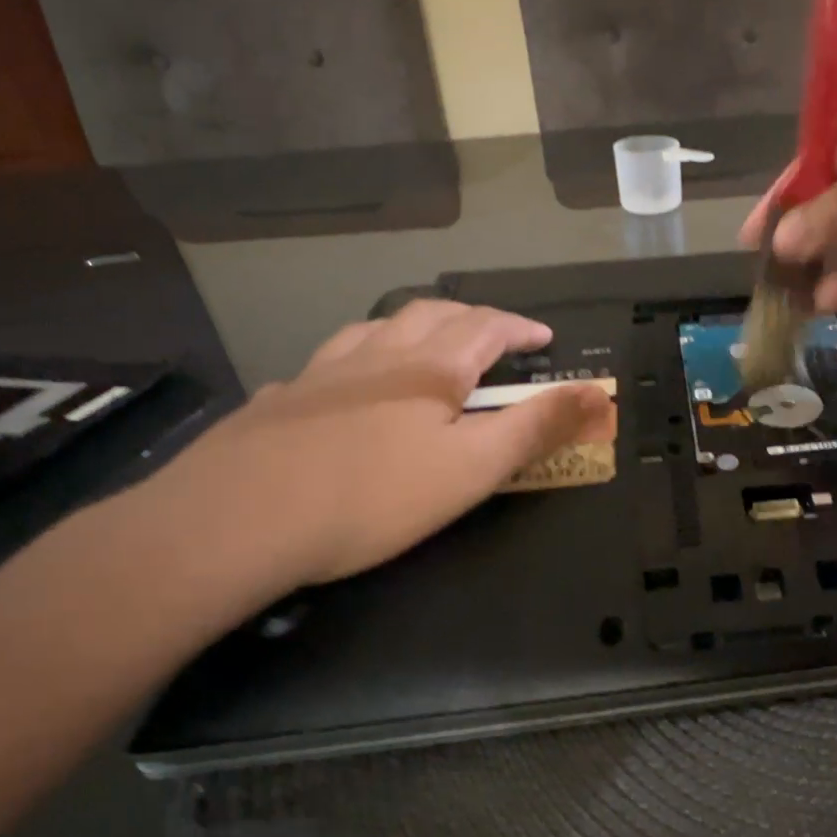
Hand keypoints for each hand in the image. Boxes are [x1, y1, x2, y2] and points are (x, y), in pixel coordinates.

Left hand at [121, 299, 613, 598]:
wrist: (236, 521)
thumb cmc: (373, 496)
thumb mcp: (473, 468)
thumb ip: (537, 427)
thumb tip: (600, 391)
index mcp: (429, 369)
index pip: (486, 328)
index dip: (520, 328)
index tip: (543, 336)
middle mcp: (376, 356)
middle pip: (429, 316)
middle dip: (469, 318)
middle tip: (491, 335)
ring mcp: (320, 374)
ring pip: (372, 330)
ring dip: (409, 328)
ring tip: (422, 346)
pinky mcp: (278, 403)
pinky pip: (325, 366)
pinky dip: (353, 364)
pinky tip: (342, 389)